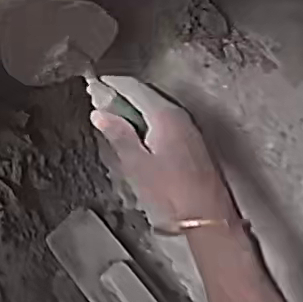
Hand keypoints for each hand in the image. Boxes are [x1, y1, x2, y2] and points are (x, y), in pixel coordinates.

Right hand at [88, 77, 238, 227]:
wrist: (206, 217)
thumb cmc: (171, 191)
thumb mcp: (135, 162)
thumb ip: (118, 134)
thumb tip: (100, 113)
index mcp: (165, 116)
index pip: (135, 88)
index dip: (113, 84)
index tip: (96, 84)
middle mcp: (181, 117)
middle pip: (147, 95)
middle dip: (123, 96)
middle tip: (100, 101)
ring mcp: (190, 129)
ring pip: (157, 109)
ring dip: (135, 110)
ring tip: (114, 119)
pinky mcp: (193, 143)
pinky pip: (166, 121)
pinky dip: (148, 121)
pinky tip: (137, 135)